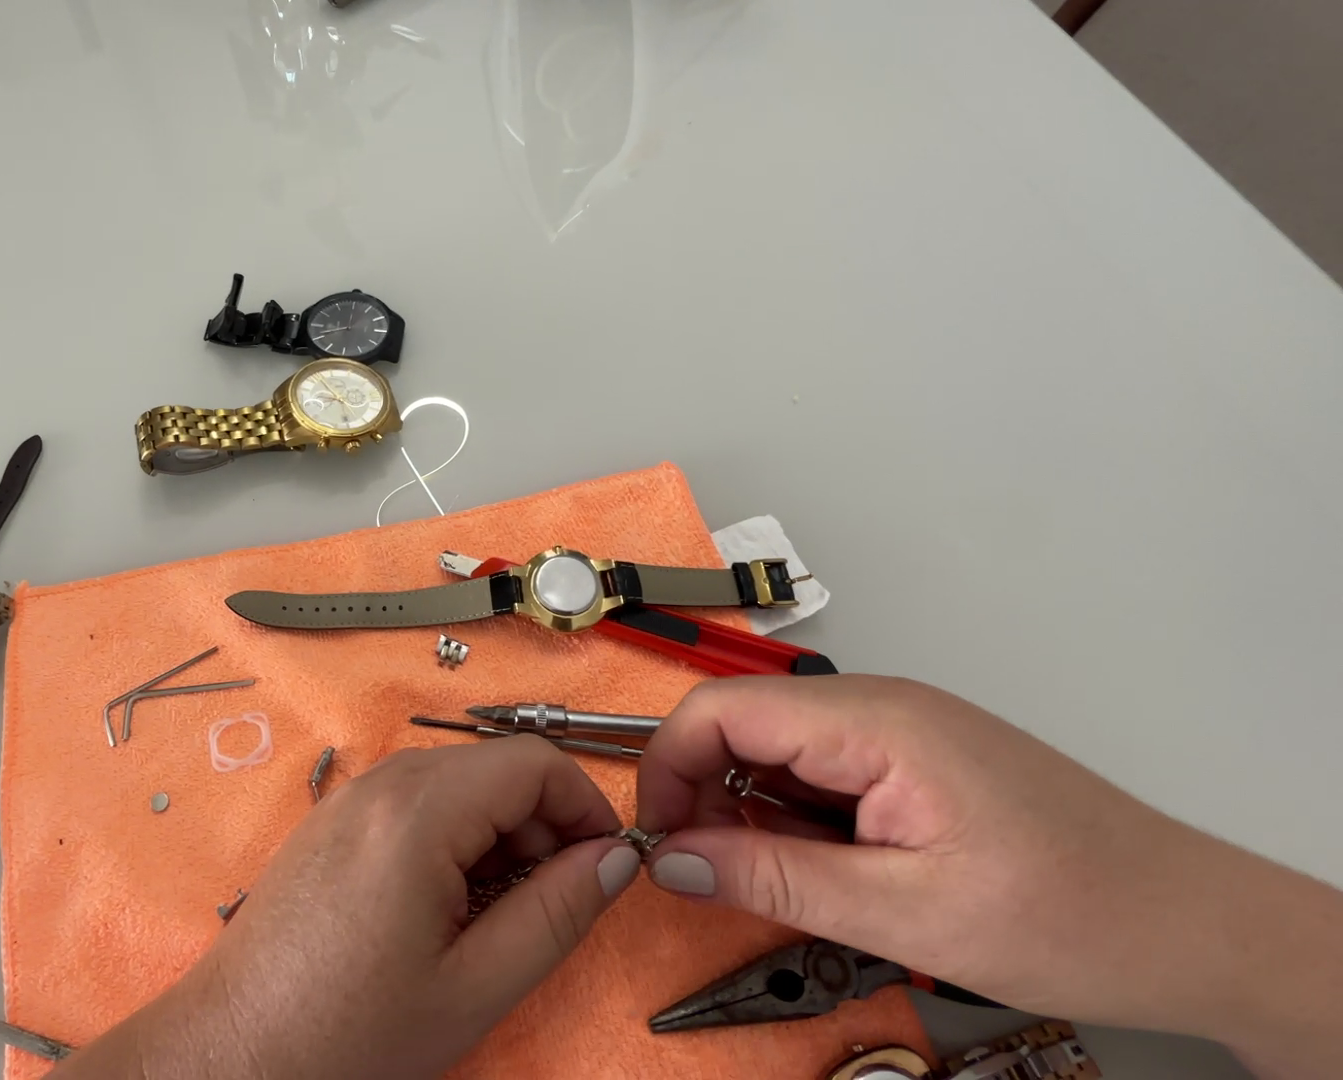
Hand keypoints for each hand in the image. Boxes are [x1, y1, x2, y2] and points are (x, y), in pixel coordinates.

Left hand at [53, 736, 640, 1079]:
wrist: (233, 1049)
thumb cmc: (353, 1029)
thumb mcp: (475, 985)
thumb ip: (556, 913)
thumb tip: (615, 859)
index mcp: (420, 807)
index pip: (534, 761)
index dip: (585, 804)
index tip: (606, 864)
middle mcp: (384, 779)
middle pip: (495, 768)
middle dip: (542, 824)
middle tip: (549, 903)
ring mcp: (353, 794)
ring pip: (458, 784)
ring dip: (498, 833)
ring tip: (493, 914)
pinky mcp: (334, 817)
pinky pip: (416, 801)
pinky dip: (452, 836)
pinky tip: (443, 903)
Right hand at [636, 675, 1342, 1079]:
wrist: (1204, 930)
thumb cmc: (1072, 920)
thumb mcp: (906, 915)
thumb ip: (773, 878)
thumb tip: (669, 861)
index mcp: (873, 720)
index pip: (721, 709)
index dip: (668, 766)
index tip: (660, 839)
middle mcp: (873, 702)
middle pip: (738, 720)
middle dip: (701, 790)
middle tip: (706, 868)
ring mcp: (890, 724)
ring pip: (770, 746)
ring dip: (745, 806)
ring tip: (772, 874)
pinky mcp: (903, 753)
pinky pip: (810, 766)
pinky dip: (787, 812)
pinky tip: (816, 860)